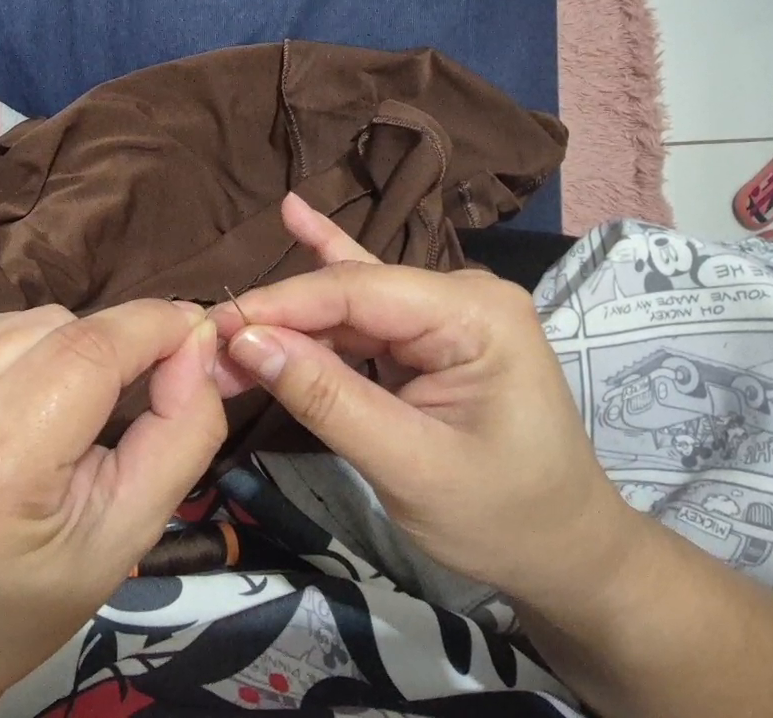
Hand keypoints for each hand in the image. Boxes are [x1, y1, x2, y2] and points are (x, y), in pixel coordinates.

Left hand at [0, 301, 226, 715]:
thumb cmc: (28, 598)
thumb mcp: (127, 535)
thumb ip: (182, 432)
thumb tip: (197, 341)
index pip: (87, 351)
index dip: (152, 327)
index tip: (196, 330)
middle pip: (54, 326)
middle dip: (108, 347)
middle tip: (123, 402)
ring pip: (19, 320)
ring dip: (60, 348)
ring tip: (57, 414)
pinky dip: (15, 353)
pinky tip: (10, 405)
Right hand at [211, 195, 639, 609]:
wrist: (566, 555)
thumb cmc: (502, 517)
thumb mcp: (409, 466)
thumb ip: (326, 398)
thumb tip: (245, 341)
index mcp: (474, 313)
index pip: (354, 292)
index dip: (278, 306)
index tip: (213, 330)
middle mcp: (460, 296)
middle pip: (345, 294)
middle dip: (275, 319)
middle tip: (206, 344)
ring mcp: (445, 313)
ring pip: (345, 304)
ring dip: (285, 322)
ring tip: (221, 325)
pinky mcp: (428, 336)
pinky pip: (363, 310)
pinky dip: (320, 287)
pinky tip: (296, 219)